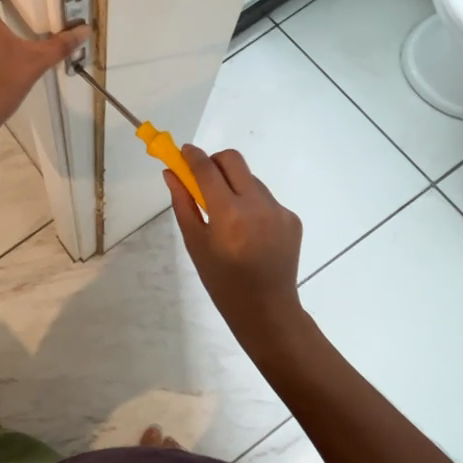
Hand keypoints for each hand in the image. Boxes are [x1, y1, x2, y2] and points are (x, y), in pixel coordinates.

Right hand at [166, 146, 307, 342]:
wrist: (267, 310)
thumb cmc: (222, 281)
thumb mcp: (195, 243)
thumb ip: (183, 203)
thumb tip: (171, 173)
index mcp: (229, 215)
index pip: (207, 170)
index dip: (192, 156)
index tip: (182, 151)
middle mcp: (257, 206)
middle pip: (233, 160)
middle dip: (214, 162)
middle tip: (203, 179)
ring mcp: (278, 211)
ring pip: (250, 178)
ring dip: (233, 184)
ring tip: (226, 214)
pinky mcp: (291, 218)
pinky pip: (265, 197)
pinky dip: (250, 202)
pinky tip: (247, 230)